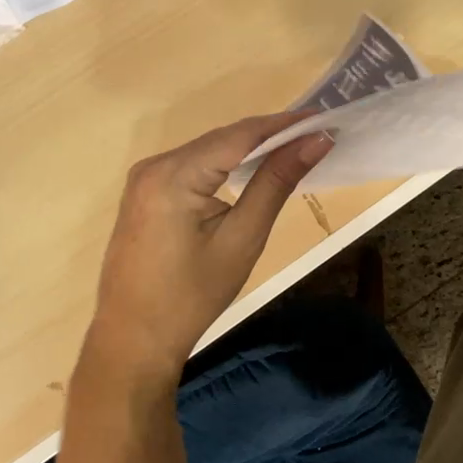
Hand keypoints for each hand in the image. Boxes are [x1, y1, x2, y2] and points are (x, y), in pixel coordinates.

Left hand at [84, 113, 332, 380]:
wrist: (133, 342)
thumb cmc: (192, 296)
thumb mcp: (243, 237)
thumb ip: (277, 181)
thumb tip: (317, 139)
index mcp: (173, 176)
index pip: (241, 134)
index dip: (286, 124)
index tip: (328, 121)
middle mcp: (154, 166)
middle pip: (226, 137)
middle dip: (273, 134)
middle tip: (319, 136)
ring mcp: (146, 178)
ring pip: (213, 148)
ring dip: (254, 147)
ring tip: (299, 148)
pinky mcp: (147, 192)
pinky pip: (198, 163)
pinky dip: (231, 162)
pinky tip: (258, 167)